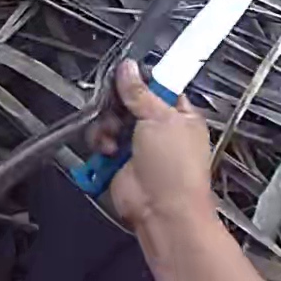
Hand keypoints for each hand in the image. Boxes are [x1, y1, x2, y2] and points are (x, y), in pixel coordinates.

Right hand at [95, 60, 213, 231]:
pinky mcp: (118, 161)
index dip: (141, 79)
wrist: (162, 212)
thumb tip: (128, 67)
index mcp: (179, 116)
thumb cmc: (176, 170)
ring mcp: (137, 145)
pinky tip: (108, 150)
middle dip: (117, 103)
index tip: (126, 74)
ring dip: (107, 125)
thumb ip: (140, 92)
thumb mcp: (160, 119)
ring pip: (111, 119)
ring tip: (113, 135)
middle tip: (116, 106)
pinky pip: (101, 140)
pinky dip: (100, 143)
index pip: (158, 86)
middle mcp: (158, 129)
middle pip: (128, 101)